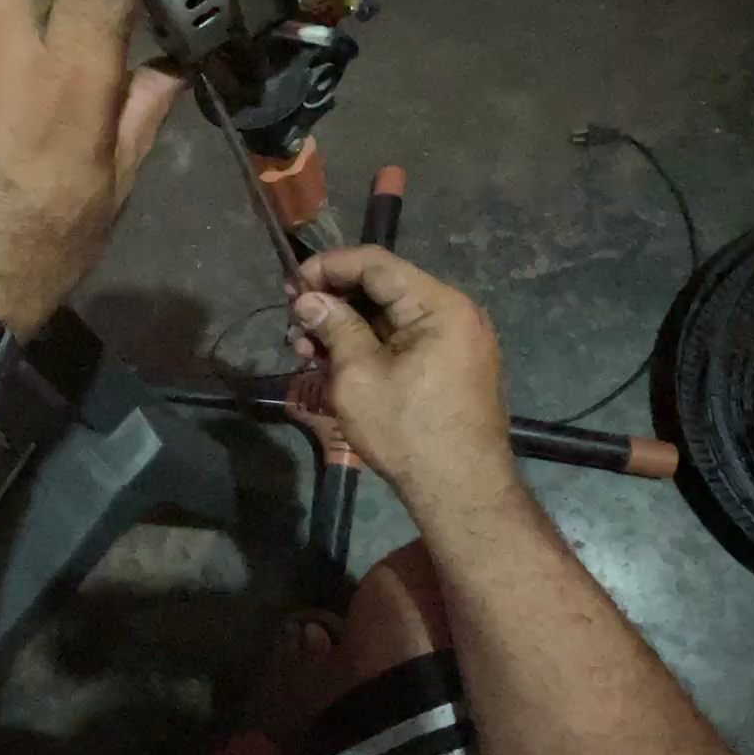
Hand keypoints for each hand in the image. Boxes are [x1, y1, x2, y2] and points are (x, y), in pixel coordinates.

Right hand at [292, 247, 520, 512]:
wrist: (461, 490)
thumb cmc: (407, 430)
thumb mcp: (358, 375)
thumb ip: (333, 327)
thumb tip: (307, 299)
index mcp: (438, 306)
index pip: (376, 264)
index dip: (328, 267)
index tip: (292, 285)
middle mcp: (453, 313)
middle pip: (382, 288)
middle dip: (333, 301)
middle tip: (293, 321)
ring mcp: (455, 340)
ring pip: (388, 316)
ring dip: (345, 327)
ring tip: (305, 350)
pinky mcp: (449, 365)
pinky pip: (403, 339)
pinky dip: (367, 345)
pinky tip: (334, 363)